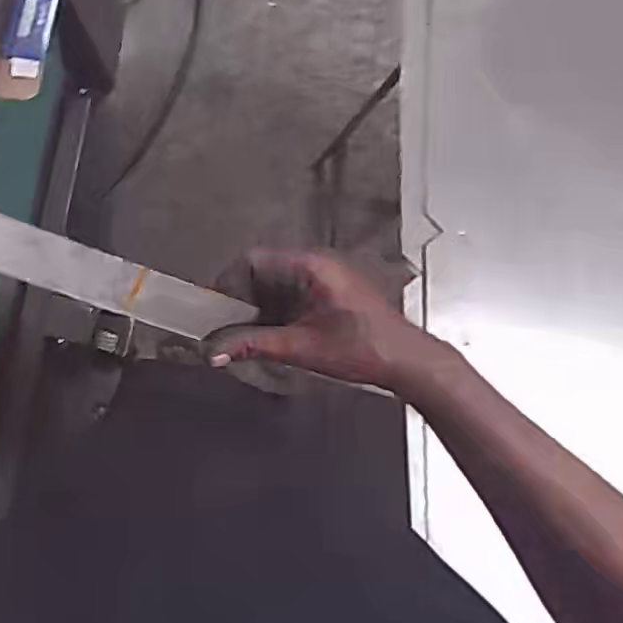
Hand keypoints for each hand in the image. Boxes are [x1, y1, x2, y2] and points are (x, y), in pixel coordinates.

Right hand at [205, 249, 441, 389]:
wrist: (408, 362)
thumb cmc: (365, 348)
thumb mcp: (301, 347)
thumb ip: (254, 344)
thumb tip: (215, 351)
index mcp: (310, 265)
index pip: (253, 260)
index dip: (229, 282)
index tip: (214, 306)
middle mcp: (316, 263)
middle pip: (262, 271)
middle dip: (242, 298)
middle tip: (227, 324)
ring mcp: (324, 276)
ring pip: (275, 283)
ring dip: (258, 307)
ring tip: (247, 333)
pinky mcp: (329, 291)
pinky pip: (290, 292)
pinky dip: (275, 311)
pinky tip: (271, 333)